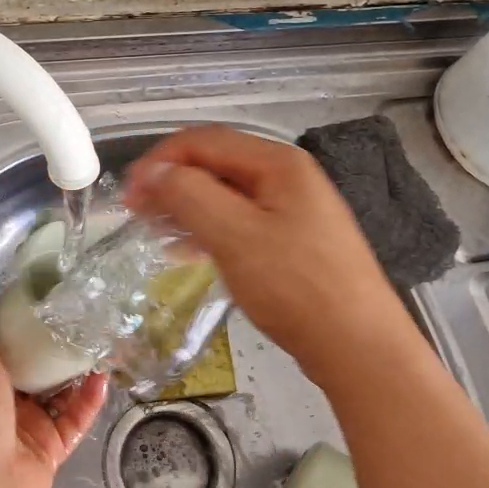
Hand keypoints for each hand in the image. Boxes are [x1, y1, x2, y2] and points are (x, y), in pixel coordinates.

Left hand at [0, 300, 108, 487]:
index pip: (3, 342)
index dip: (23, 322)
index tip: (49, 302)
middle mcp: (0, 399)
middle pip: (33, 366)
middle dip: (55, 346)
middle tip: (84, 322)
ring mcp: (26, 426)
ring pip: (58, 393)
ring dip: (78, 371)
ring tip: (101, 346)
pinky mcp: (50, 449)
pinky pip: (75, 420)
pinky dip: (89, 400)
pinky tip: (103, 378)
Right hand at [125, 126, 411, 378]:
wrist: (359, 347)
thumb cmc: (297, 287)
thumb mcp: (235, 236)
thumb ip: (189, 195)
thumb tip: (154, 172)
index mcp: (278, 163)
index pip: (204, 141)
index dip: (161, 161)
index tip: (129, 195)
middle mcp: (289, 177)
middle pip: (216, 164)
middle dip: (172, 183)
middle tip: (137, 215)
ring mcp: (295, 210)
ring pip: (227, 195)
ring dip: (187, 207)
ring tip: (156, 233)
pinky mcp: (295, 242)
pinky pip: (241, 222)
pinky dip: (210, 229)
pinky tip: (191, 251)